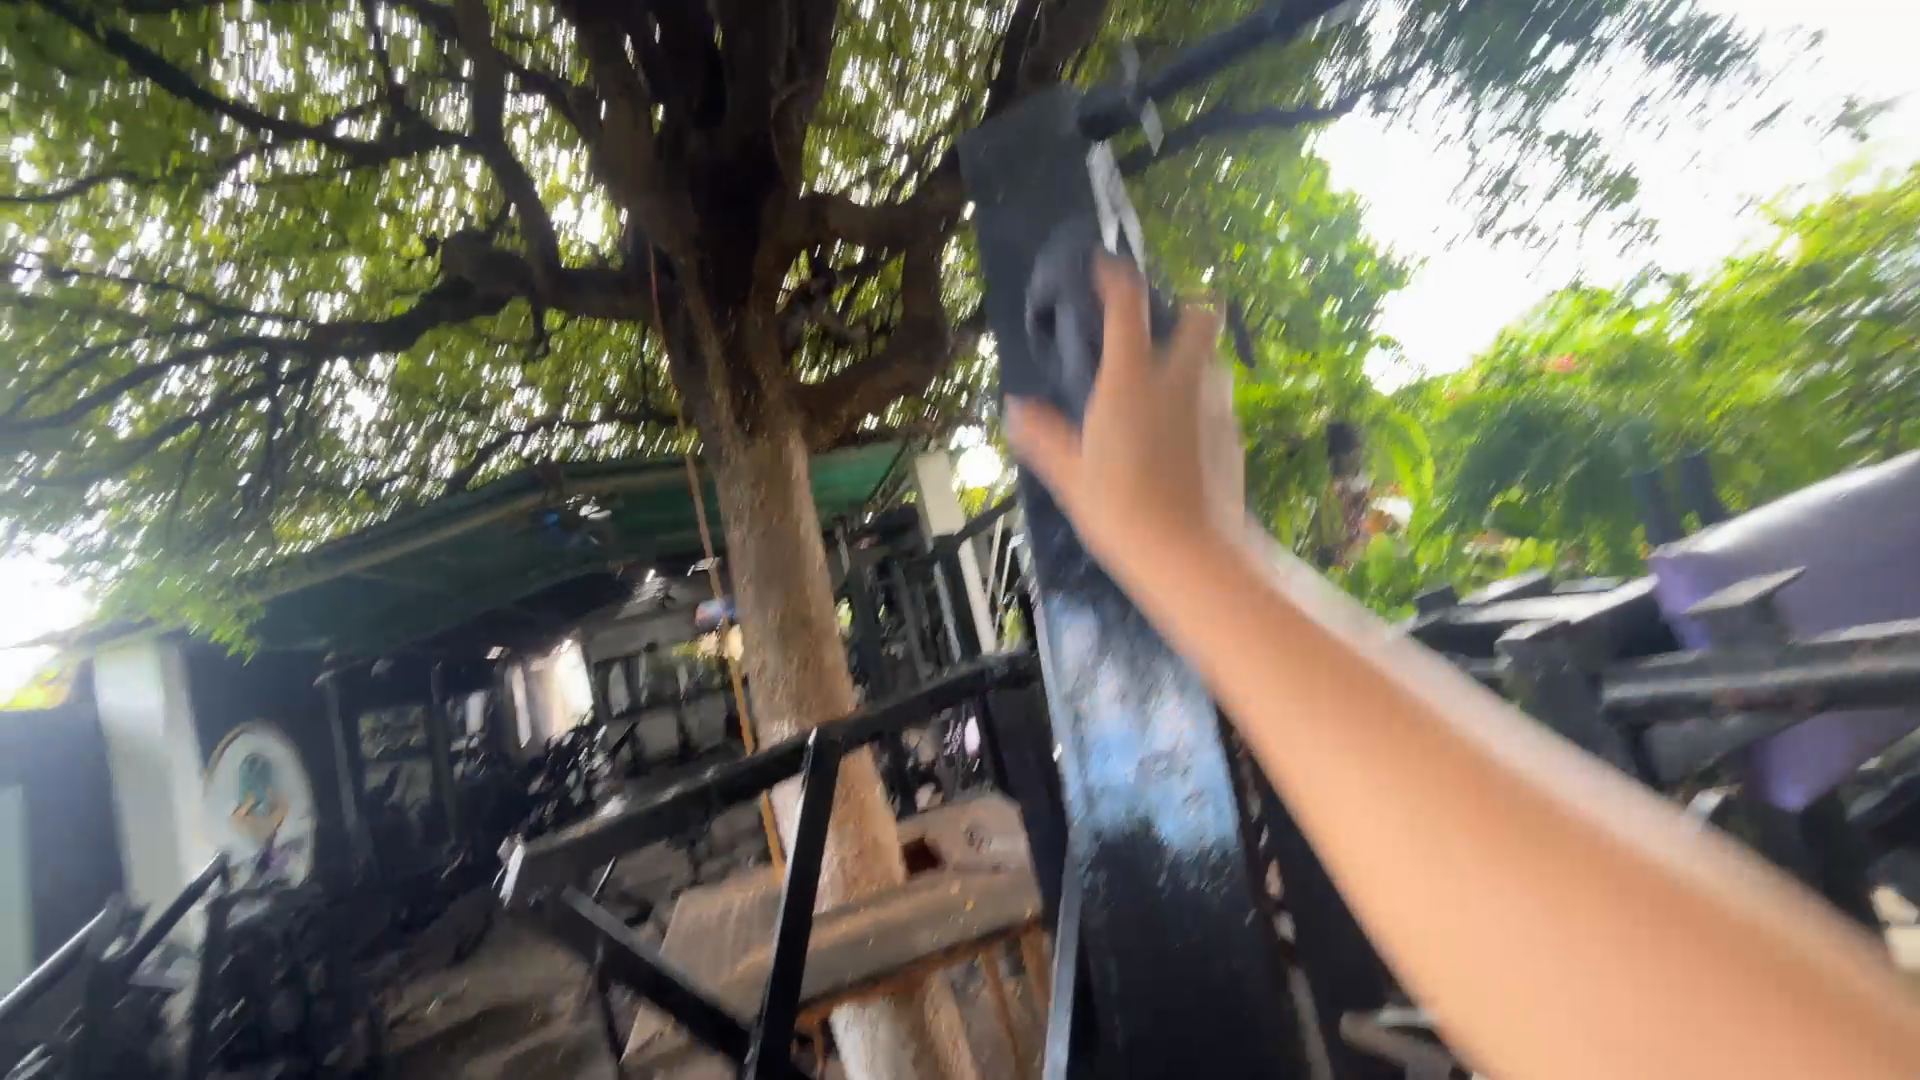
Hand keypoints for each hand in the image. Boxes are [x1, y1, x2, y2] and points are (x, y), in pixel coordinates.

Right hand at [1005, 255, 1244, 573]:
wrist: (1188, 552)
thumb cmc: (1119, 509)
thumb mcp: (1069, 475)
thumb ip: (1044, 435)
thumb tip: (1017, 408)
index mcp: (1132, 379)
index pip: (1127, 304)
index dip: (1115, 275)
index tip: (1103, 266)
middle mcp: (1181, 379)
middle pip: (1200, 315)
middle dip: (1184, 311)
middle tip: (1158, 336)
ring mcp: (1215, 406)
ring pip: (1213, 360)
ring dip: (1195, 361)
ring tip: (1168, 391)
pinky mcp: (1234, 435)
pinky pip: (1219, 403)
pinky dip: (1203, 406)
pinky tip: (1184, 439)